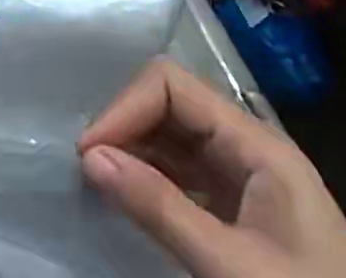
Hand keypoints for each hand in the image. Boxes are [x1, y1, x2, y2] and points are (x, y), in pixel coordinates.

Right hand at [79, 59, 345, 277]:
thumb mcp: (231, 267)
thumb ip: (160, 209)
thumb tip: (90, 156)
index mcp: (257, 144)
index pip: (173, 86)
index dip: (126, 107)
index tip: (90, 151)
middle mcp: (248, 148)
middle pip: (171, 104)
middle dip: (126, 124)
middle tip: (88, 165)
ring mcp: (243, 179)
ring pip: (173, 138)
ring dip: (132, 149)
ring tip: (96, 179)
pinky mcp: (237, 210)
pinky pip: (181, 174)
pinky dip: (147, 177)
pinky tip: (125, 196)